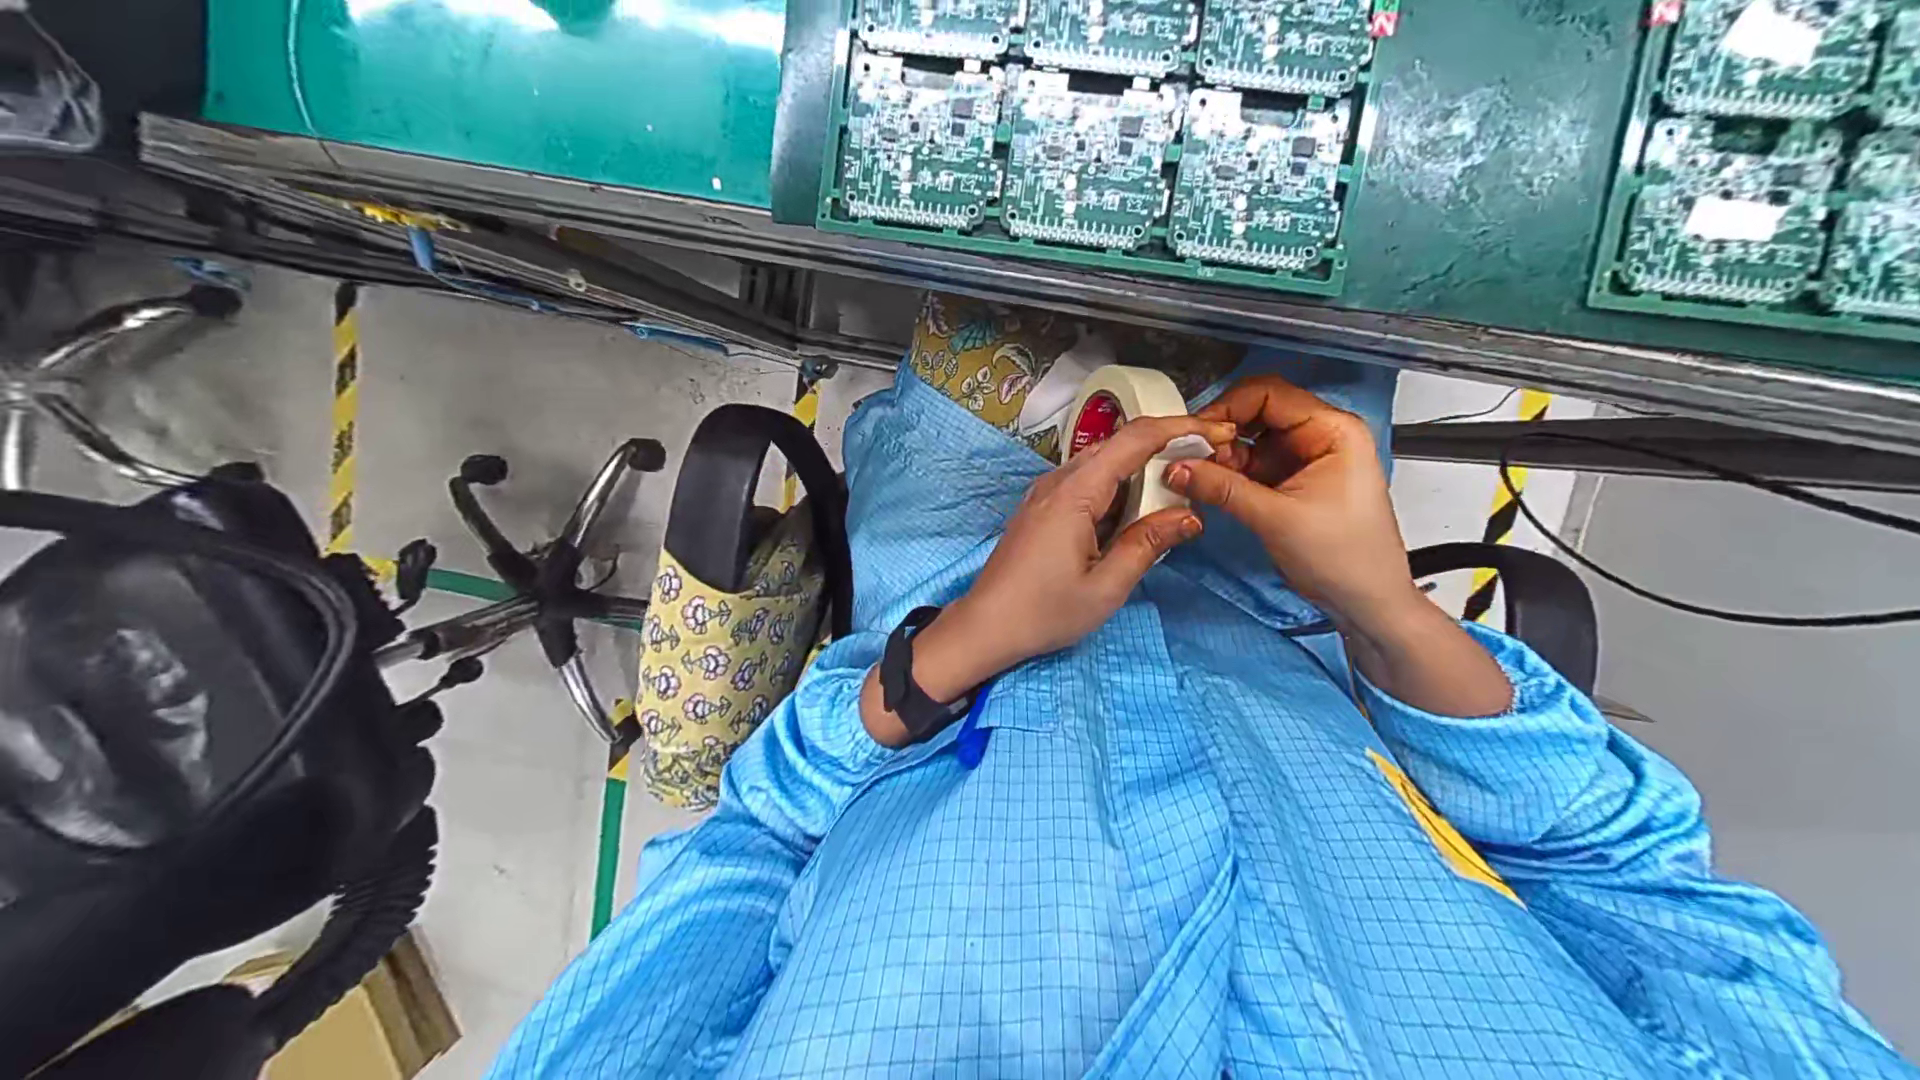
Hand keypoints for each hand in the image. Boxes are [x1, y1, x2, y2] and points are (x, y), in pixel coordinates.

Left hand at [860, 414, 1232, 746]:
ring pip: (1101, 464)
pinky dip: (1117, 487)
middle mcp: (1057, 482)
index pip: (1133, 439)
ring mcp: (1044, 494)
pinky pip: (1085, 483)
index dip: (1179, 428)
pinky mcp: (1040, 509)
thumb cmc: (1044, 612)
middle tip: (1206, 463)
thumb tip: (1190, 516)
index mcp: (1074, 493)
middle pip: (1117, 446)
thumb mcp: (1106, 587)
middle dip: (1165, 446)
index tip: (1216, 432)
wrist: (985, 626)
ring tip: (1179, 487)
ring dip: (1140, 469)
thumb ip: (1148, 545)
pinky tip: (1135, 510)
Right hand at [1163, 375, 1418, 631]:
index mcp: (1333, 430)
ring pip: (1250, 439)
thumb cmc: (1344, 557)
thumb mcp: (1276, 518)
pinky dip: (1228, 471)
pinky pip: (1251, 463)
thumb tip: (1176, 468)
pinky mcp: (1290, 480)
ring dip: (1221, 454)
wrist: (1365, 601)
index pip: (1269, 394)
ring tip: (1198, 474)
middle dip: (1221, 431)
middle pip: (1257, 412)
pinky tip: (1210, 484)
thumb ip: (1222, 488)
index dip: (1227, 407)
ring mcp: (1303, 458)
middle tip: (1191, 455)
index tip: (1195, 433)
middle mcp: (1320, 436)